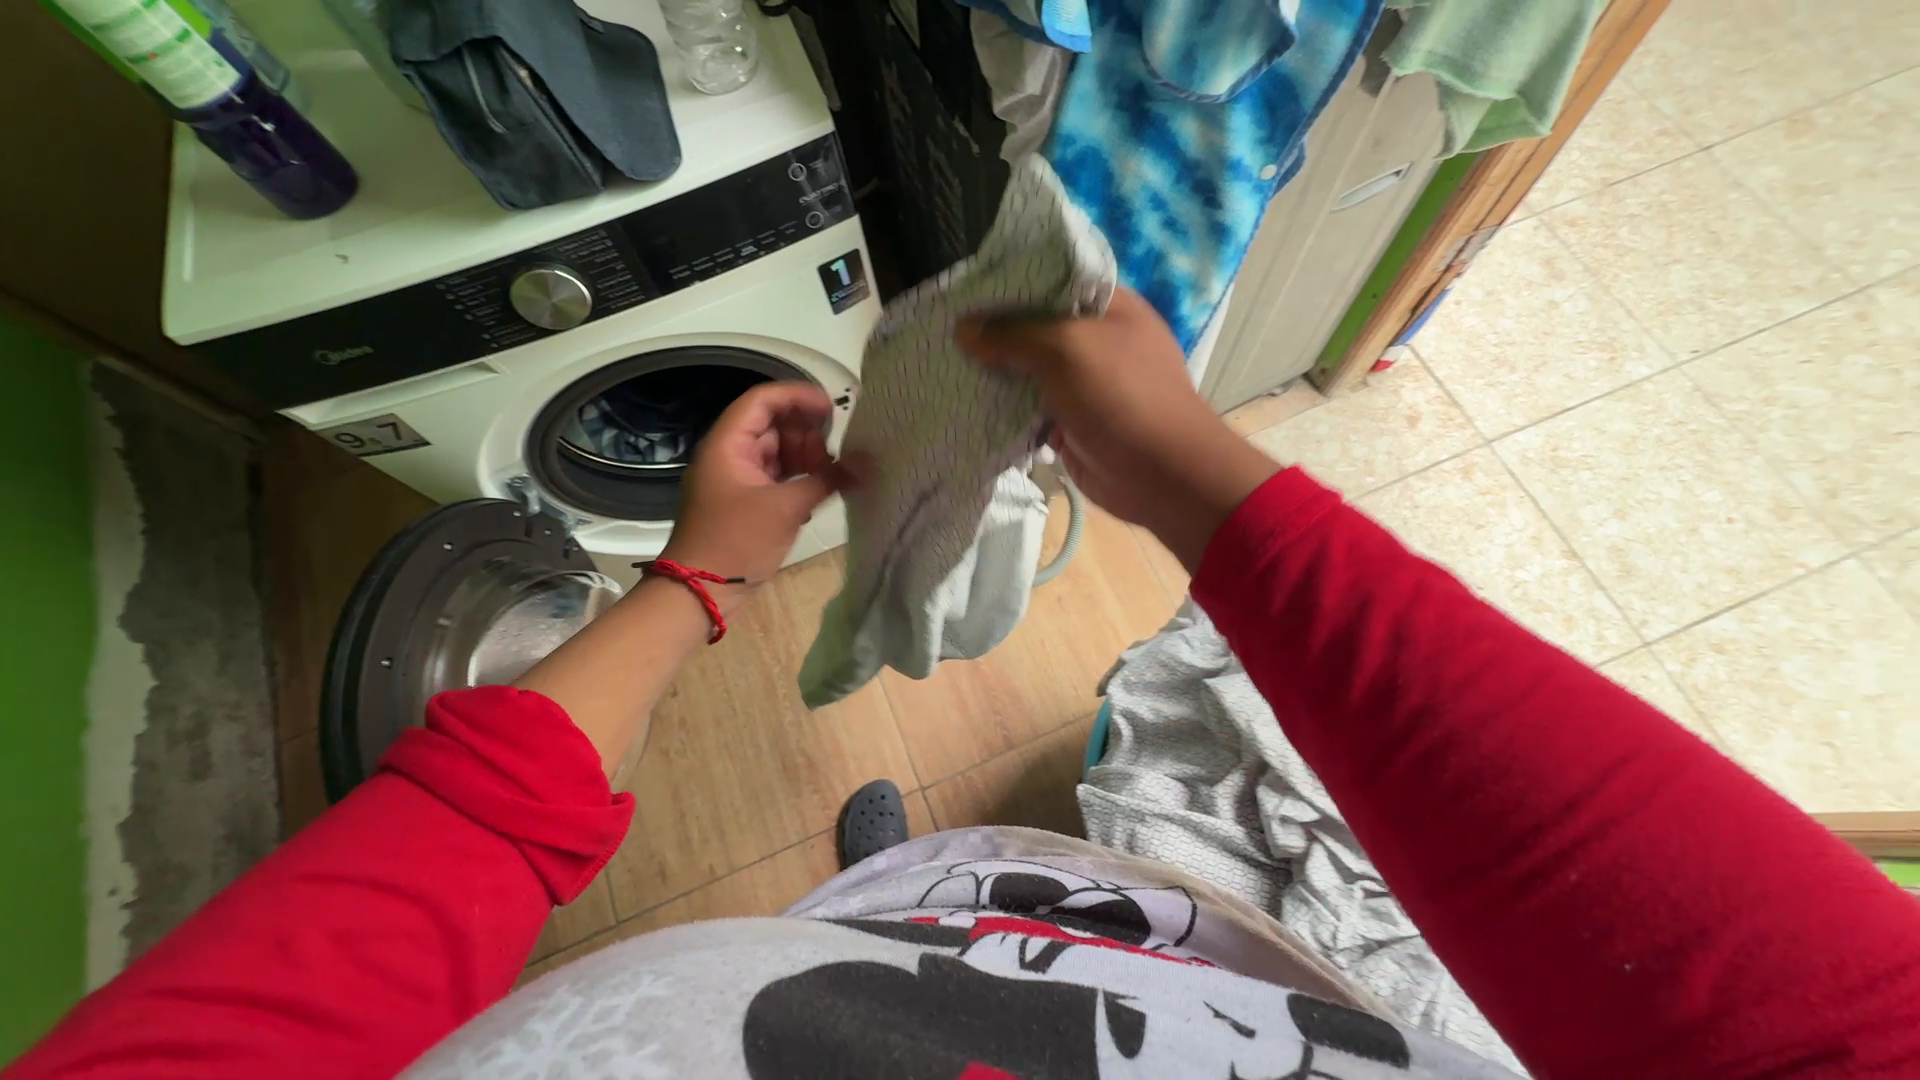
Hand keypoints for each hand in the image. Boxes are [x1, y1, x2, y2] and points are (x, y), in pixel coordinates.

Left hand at [659, 381, 852, 611]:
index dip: (797, 396)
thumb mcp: (784, 509)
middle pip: (772, 424)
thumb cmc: (735, 543)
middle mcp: (730, 454)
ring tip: (830, 474)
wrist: (701, 591)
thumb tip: (860, 467)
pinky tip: (819, 490)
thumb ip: (824, 481)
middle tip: (833, 453)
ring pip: (776, 451)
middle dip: (806, 433)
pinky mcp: (746, 502)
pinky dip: (799, 478)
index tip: (831, 408)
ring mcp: (737, 479)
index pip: (762, 400)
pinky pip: (776, 476)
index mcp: (727, 444)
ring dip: (805, 457)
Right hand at [957, 287, 1278, 569]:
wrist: (1161, 474)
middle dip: (994, 332)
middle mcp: (1095, 341)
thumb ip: (1012, 335)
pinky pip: (1029, 411)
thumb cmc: (1121, 397)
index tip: (964, 290)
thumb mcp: (1065, 349)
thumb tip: (963, 330)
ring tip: (945, 363)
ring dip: (994, 373)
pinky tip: (966, 403)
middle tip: (944, 329)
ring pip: (1029, 372)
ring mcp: (1083, 385)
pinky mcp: (1071, 424)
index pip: (1052, 280)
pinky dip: (1003, 410)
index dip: (1009, 284)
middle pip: (1035, 328)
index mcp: (1107, 307)